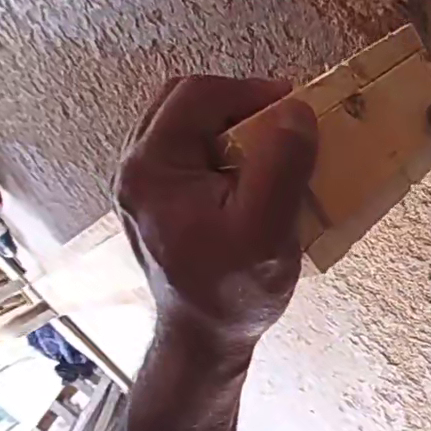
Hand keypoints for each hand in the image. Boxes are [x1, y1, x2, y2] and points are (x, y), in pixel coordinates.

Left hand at [117, 76, 317, 356]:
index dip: (249, 91)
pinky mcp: (157, 200)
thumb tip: (295, 110)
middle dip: (236, 103)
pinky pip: (186, 151)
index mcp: (150, 169)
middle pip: (183, 102)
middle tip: (279, 122)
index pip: (197, 96)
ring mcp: (142, 186)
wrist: (204, 339)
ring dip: (228, 123)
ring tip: (267, 143)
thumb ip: (281, 166)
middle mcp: (135, 171)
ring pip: (183, 124)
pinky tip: (248, 169)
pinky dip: (219, 146)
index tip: (292, 106)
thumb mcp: (266, 230)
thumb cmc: (233, 293)